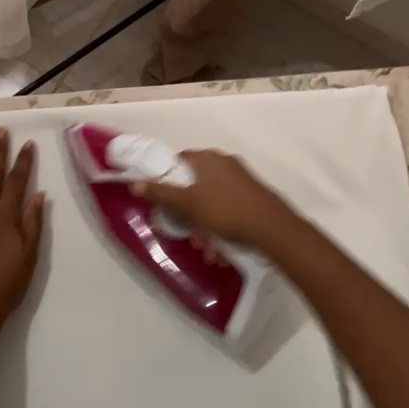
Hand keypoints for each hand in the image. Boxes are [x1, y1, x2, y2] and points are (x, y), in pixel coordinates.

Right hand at [132, 149, 301, 250]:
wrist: (273, 229)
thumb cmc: (226, 210)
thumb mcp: (188, 204)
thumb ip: (161, 193)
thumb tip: (135, 183)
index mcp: (208, 158)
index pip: (179, 160)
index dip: (167, 178)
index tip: (163, 200)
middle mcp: (225, 162)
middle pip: (195, 183)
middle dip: (189, 212)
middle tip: (188, 233)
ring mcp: (242, 179)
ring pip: (212, 200)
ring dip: (205, 225)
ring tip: (208, 249)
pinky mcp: (253, 195)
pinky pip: (228, 208)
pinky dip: (221, 226)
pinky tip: (222, 248)